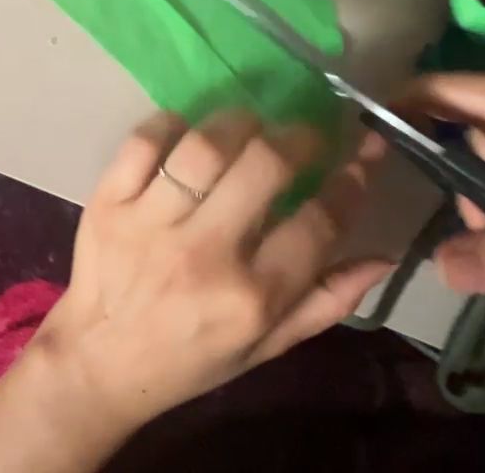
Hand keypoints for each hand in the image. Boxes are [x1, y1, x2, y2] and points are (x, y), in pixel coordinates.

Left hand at [27, 110, 391, 433]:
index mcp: (251, 297)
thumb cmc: (192, 357)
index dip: (349, 181)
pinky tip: (188, 128)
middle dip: (298, 137)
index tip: (359, 156)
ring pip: (204, 146)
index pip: (317, 222)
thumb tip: (382, 256)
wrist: (101, 361)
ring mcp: (149, 222)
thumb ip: (325, 301)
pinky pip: (142, 142)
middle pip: (264, 166)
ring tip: (251, 125)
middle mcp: (204, 254)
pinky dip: (170, 122)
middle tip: (304, 135)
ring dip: (239, 122)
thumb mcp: (267, 346)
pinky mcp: (108, 201)